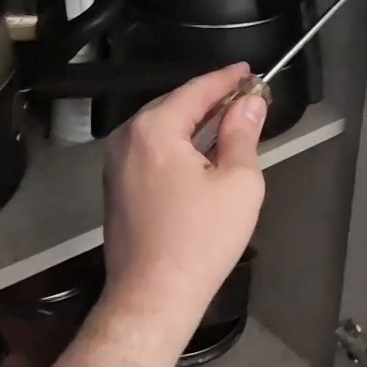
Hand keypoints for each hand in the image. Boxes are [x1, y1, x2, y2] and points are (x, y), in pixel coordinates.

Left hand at [101, 63, 267, 328]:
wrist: (154, 295)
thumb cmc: (201, 240)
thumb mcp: (239, 183)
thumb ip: (243, 134)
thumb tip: (251, 104)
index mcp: (155, 129)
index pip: (196, 89)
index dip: (227, 79)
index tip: (250, 72)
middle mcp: (126, 139)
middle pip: (175, 106)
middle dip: (211, 101)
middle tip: (245, 99)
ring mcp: (115, 164)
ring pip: (161, 130)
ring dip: (194, 125)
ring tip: (229, 125)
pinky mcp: (116, 188)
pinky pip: (151, 152)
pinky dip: (178, 147)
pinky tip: (201, 157)